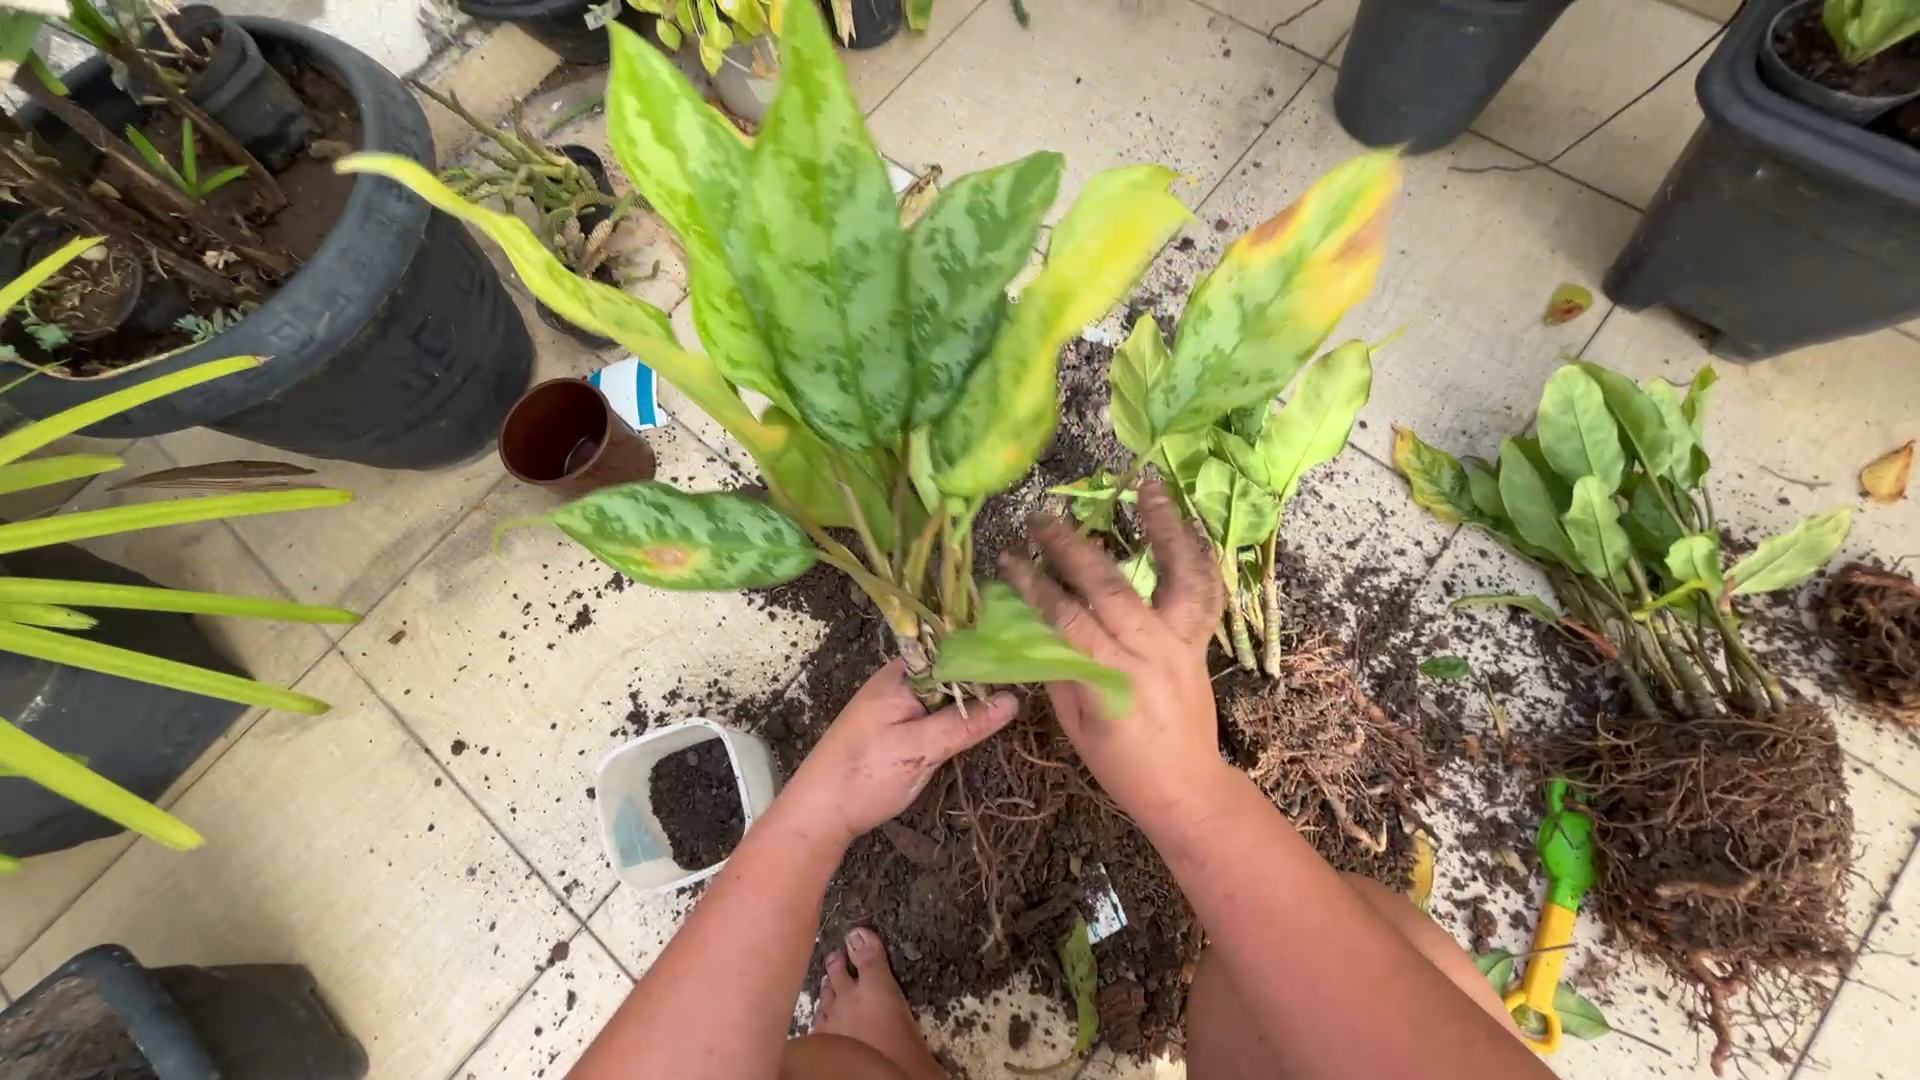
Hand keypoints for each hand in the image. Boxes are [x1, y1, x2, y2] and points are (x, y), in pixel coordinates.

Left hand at [782, 659, 1016, 844]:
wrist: (818, 815)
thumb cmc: (865, 776)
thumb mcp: (921, 750)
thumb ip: (965, 723)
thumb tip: (1013, 699)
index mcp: (901, 674)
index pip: (953, 650)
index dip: (986, 657)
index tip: (1022, 666)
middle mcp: (899, 680)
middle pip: (951, 672)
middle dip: (981, 682)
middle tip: (1024, 690)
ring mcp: (897, 703)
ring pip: (945, 694)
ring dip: (969, 703)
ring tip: (1012, 704)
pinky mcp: (897, 725)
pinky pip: (934, 711)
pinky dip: (954, 718)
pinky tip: (977, 726)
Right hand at [1000, 476, 1229, 829]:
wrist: (1187, 788)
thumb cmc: (1122, 766)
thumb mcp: (1076, 725)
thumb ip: (1060, 667)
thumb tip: (1034, 620)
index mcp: (1113, 682)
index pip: (1067, 620)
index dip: (1035, 586)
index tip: (1009, 559)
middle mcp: (1153, 654)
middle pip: (1111, 589)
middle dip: (1071, 549)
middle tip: (1041, 519)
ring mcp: (1184, 644)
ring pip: (1176, 576)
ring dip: (1161, 528)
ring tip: (1145, 488)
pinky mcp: (1200, 641)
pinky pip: (1204, 590)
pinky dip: (1195, 553)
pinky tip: (1183, 523)